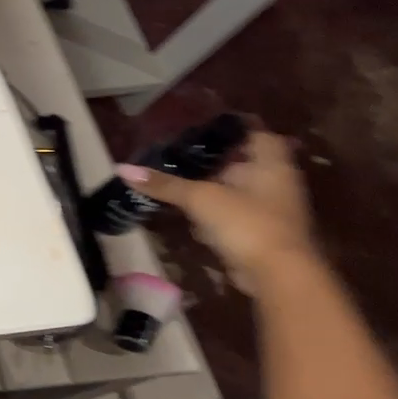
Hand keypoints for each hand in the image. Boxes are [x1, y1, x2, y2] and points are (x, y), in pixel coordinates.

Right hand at [118, 129, 318, 292]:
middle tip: (181, 151)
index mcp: (270, 164)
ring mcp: (269, 206)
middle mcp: (275, 180)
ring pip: (237, 186)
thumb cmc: (247, 223)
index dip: (232, 127)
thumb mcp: (201, 199)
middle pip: (244, 160)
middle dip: (216, 157)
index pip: (256, 133)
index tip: (203, 125)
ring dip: (213, 184)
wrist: (276, 273)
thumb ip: (164, 184)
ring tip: (177, 178)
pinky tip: (189, 212)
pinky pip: (232, 210)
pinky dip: (213, 209)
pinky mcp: (258, 229)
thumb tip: (121, 168)